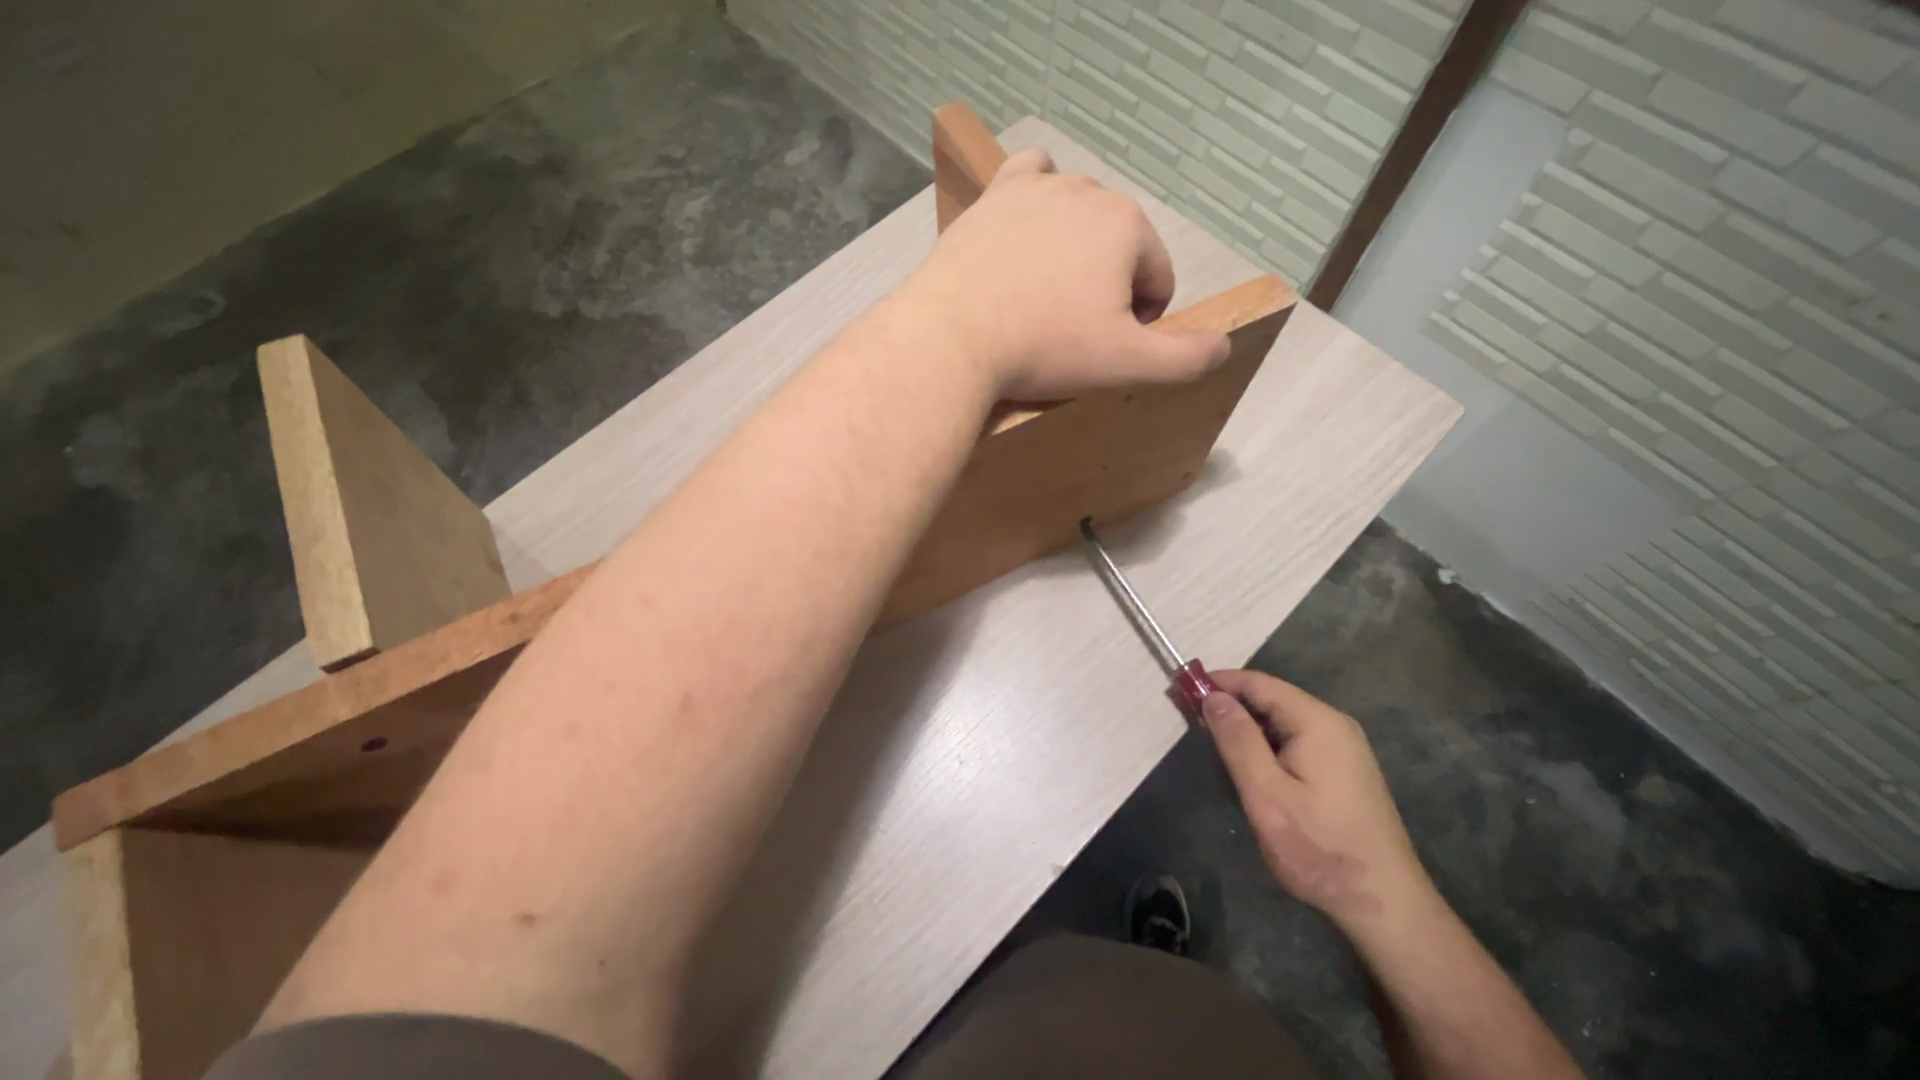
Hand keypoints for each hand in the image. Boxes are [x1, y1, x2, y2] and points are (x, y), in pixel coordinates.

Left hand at [891, 148, 1229, 399]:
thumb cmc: (1045, 348)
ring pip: (1078, 213)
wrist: (952, 336)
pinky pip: (1030, 175)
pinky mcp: (992, 196)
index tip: (1106, 350)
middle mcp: (1088, 192)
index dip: (1141, 321)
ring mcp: (1036, 189)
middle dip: (1108, 285)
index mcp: (1128, 225)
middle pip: (1119, 246)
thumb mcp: (1128, 365)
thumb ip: (1187, 359)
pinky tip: (1030, 221)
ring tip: (1049, 292)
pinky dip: (1039, 194)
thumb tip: (1224, 347)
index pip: (1157, 278)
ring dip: (1077, 247)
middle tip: (1073, 330)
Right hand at [1200, 670, 1433, 929]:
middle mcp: (1334, 725)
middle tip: (1189, 721)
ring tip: (1211, 745)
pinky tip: (1249, 768)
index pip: (1259, 684)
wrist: (1382, 901)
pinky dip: (1267, 745)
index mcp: (1317, 722)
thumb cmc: (1319, 847)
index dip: (1218, 682)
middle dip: (1230, 705)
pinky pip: (1297, 742)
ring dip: (1247, 728)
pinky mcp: (1344, 771)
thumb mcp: (1266, 794)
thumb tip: (1212, 696)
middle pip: (1273, 699)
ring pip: (1283, 723)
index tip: (1180, 690)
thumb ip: (1238, 740)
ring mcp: (1344, 748)